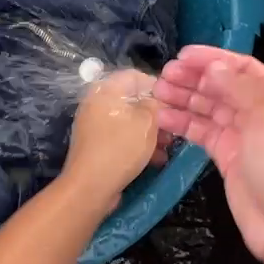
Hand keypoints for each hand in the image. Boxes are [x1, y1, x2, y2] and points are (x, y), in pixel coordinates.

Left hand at [61, 69, 161, 204]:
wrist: (89, 187)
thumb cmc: (120, 148)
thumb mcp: (146, 122)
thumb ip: (155, 105)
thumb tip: (156, 101)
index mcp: (105, 90)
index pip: (135, 76)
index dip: (157, 87)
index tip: (174, 104)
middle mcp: (97, 103)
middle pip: (132, 100)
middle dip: (155, 115)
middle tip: (173, 129)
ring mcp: (94, 125)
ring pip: (129, 121)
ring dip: (150, 132)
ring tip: (167, 147)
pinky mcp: (96, 145)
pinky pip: (121, 138)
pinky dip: (137, 145)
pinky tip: (156, 159)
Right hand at [155, 46, 263, 262]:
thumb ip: (239, 88)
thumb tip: (213, 68)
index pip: (244, 69)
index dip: (213, 59)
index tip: (182, 56)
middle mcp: (263, 114)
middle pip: (225, 87)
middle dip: (194, 79)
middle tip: (164, 75)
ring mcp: (245, 138)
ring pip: (210, 110)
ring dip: (185, 99)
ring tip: (157, 93)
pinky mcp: (229, 159)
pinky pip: (203, 134)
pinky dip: (184, 124)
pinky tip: (163, 118)